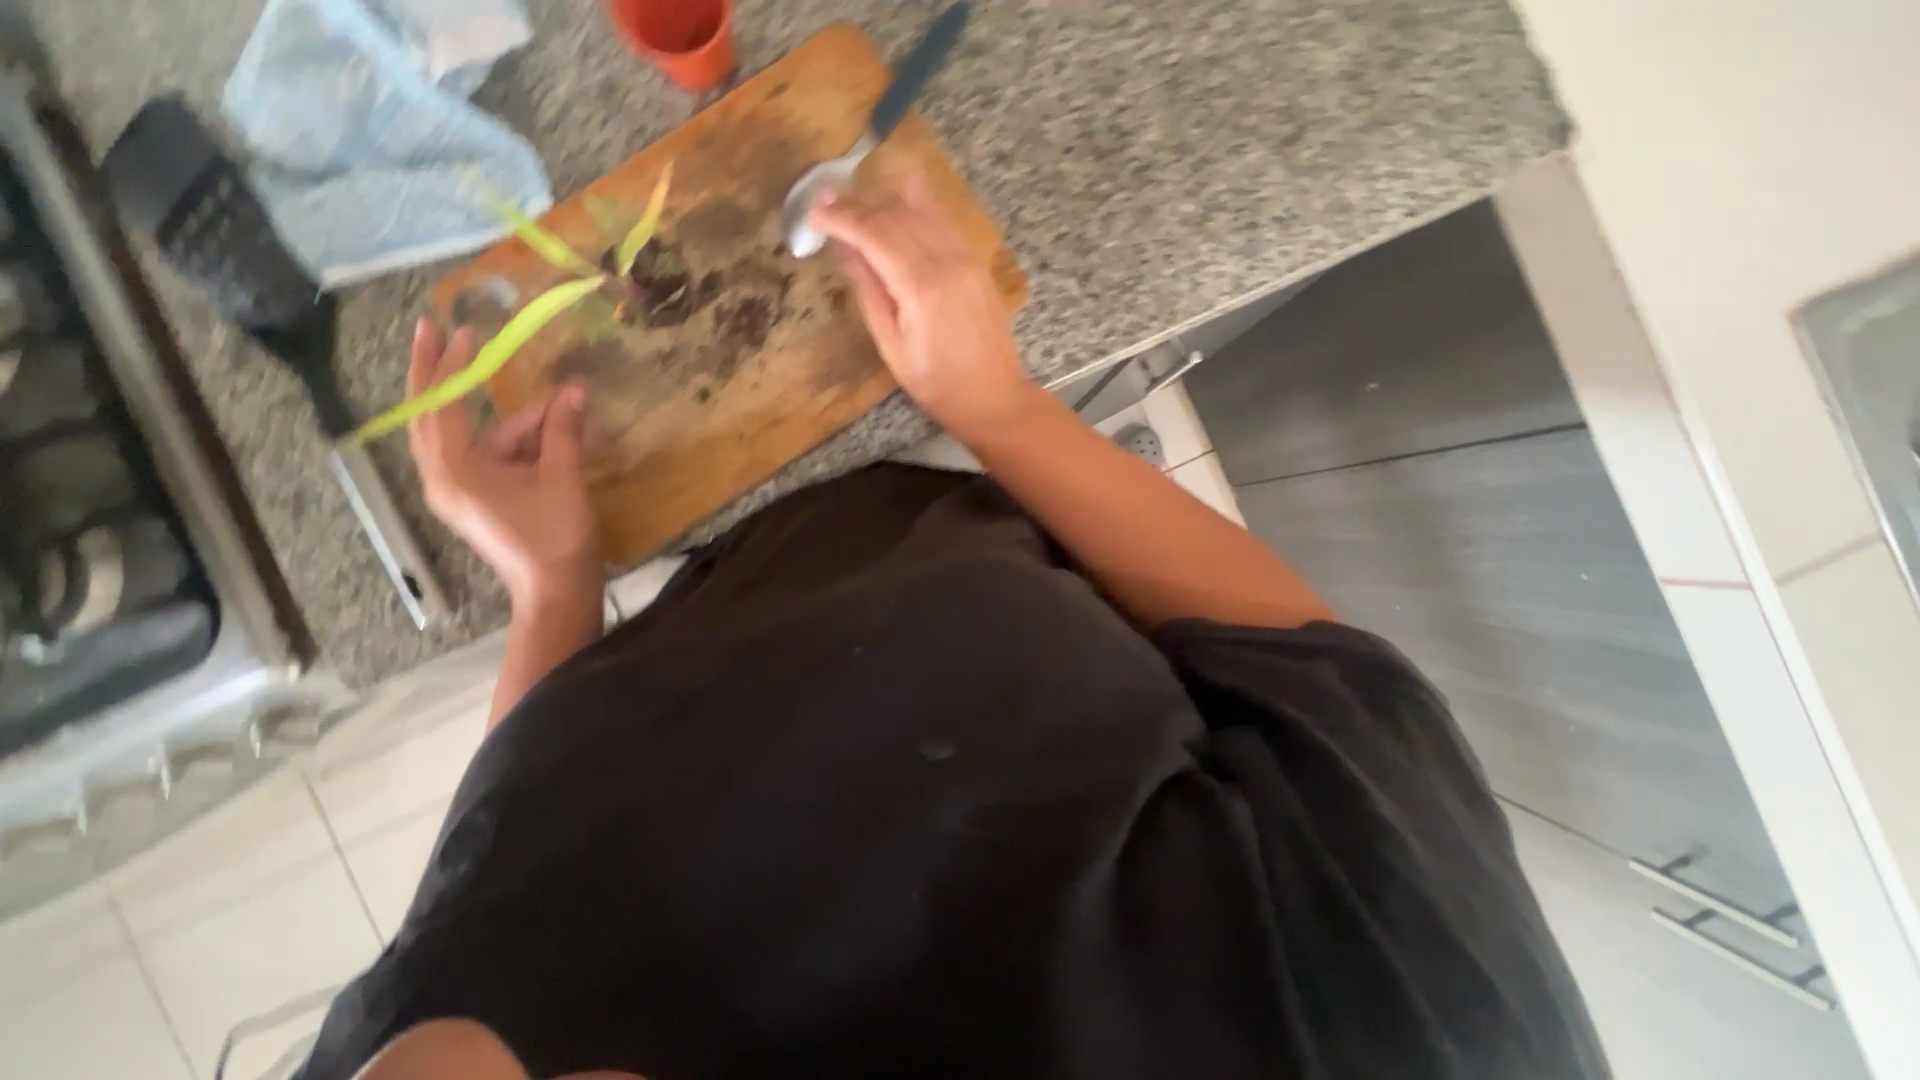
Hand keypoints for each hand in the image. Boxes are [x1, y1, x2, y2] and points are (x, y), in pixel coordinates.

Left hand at [406, 318, 599, 608]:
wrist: (556, 592)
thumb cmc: (555, 537)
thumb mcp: (562, 478)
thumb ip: (562, 430)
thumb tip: (573, 391)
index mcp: (454, 471)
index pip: (441, 405)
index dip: (452, 365)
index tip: (463, 330)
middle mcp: (443, 478)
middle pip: (431, 414)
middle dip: (438, 373)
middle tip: (439, 330)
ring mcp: (458, 490)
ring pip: (469, 435)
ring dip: (504, 415)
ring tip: (555, 404)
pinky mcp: (476, 500)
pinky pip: (485, 455)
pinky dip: (512, 438)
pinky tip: (548, 428)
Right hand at [809, 176, 1040, 435]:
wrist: (995, 397)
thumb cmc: (937, 384)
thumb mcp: (892, 345)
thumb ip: (869, 292)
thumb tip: (845, 250)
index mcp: (922, 288)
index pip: (875, 235)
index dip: (841, 219)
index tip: (814, 212)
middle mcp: (948, 262)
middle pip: (897, 216)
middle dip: (858, 204)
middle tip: (825, 198)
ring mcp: (968, 259)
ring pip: (922, 211)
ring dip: (885, 199)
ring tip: (854, 196)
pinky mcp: (978, 263)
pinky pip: (944, 222)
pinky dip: (919, 206)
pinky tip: (900, 195)